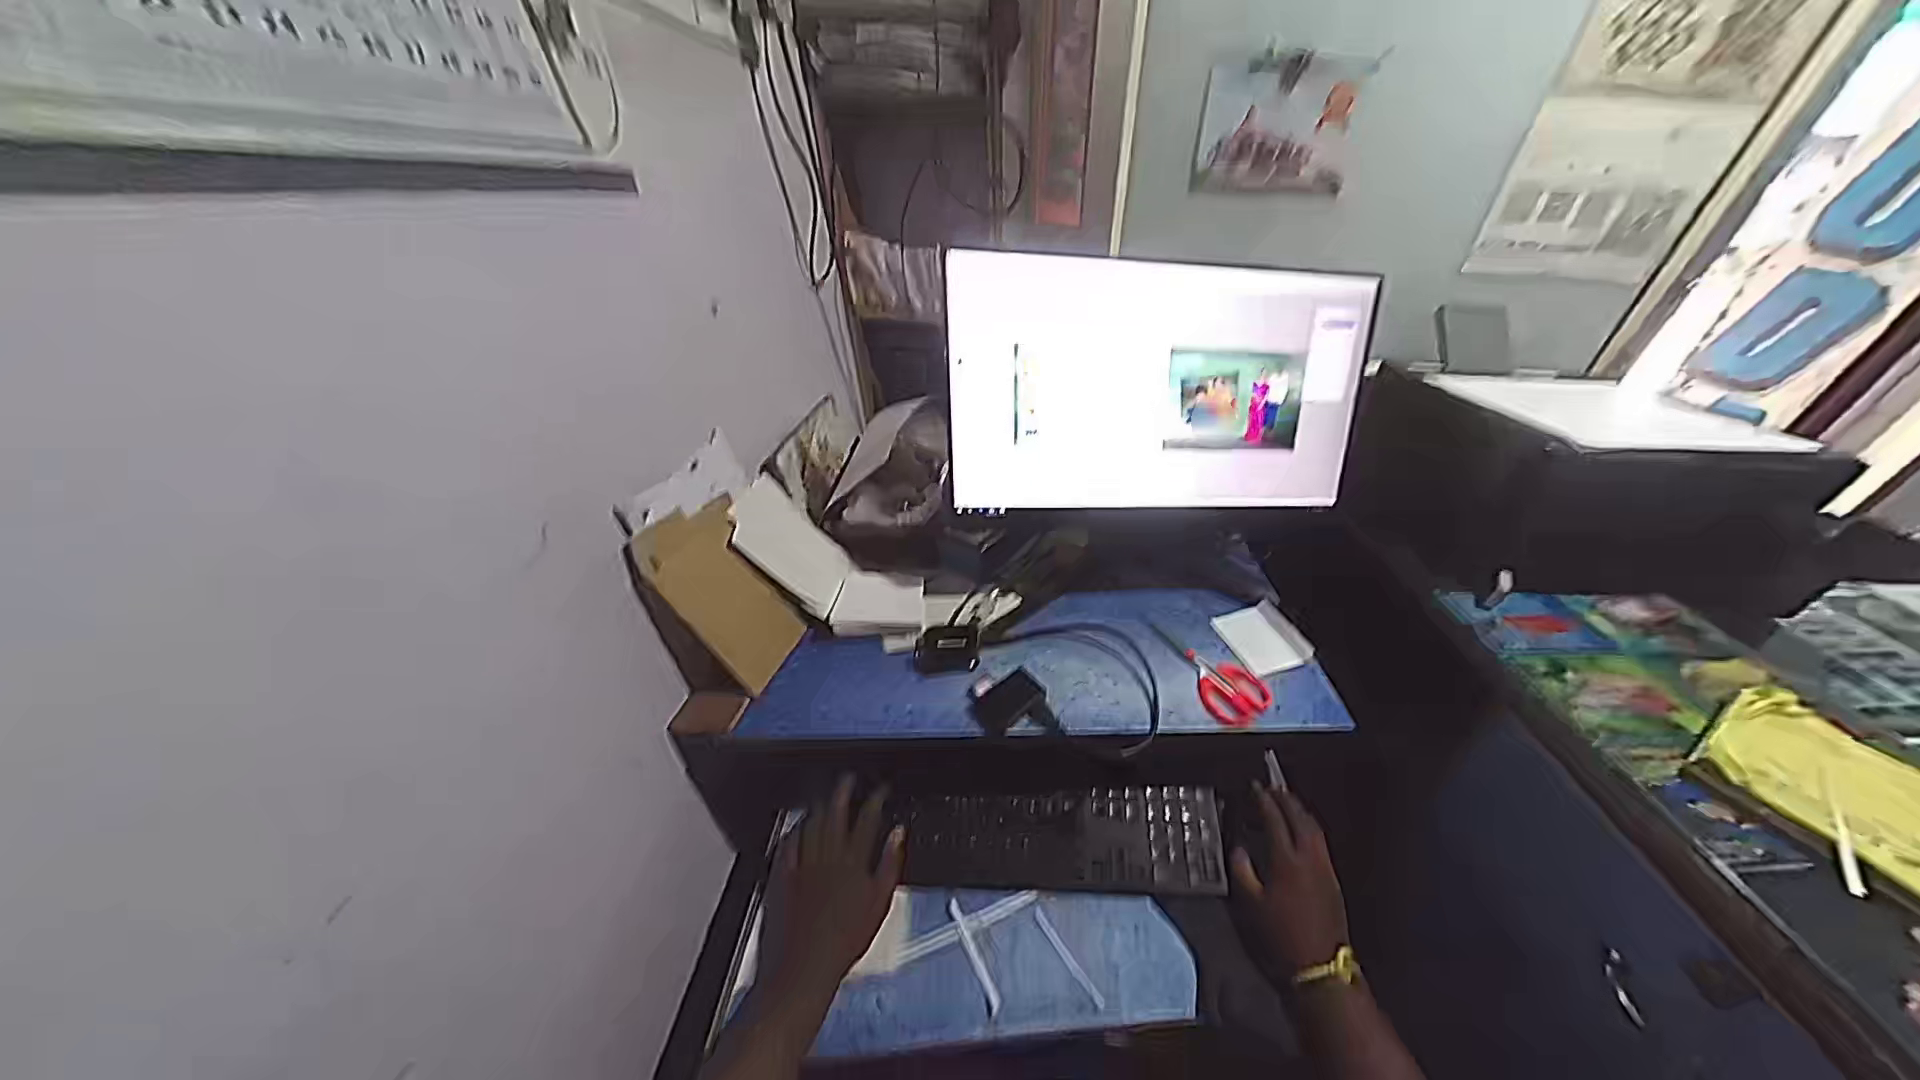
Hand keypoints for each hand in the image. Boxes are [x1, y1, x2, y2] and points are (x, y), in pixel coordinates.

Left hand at [760, 776, 904, 1001]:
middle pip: (835, 813)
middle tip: (848, 779)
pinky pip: (789, 841)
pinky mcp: (782, 874)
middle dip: (843, 791)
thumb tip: (898, 834)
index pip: (867, 819)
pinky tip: (800, 824)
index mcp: (853, 862)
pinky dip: (796, 828)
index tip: (880, 789)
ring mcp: (802, 863)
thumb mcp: (879, 903)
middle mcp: (827, 856)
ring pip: (812, 823)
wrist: (804, 968)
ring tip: (826, 795)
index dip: (875, 799)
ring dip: (820, 805)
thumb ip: (889, 863)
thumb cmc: (845, 941)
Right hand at [1230, 783, 1348, 970]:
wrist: (1320, 964)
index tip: (1255, 787)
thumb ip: (1242, 870)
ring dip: (1299, 810)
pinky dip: (1308, 826)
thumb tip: (1238, 850)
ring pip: (1314, 828)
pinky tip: (1301, 829)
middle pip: (1299, 817)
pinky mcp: (1332, 878)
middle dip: (1285, 798)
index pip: (1274, 819)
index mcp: (1286, 859)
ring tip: (1287, 801)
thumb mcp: (1251, 902)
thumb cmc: (1281, 933)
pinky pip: (1320, 841)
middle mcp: (1308, 858)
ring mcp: (1324, 867)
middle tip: (1272, 787)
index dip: (1264, 800)